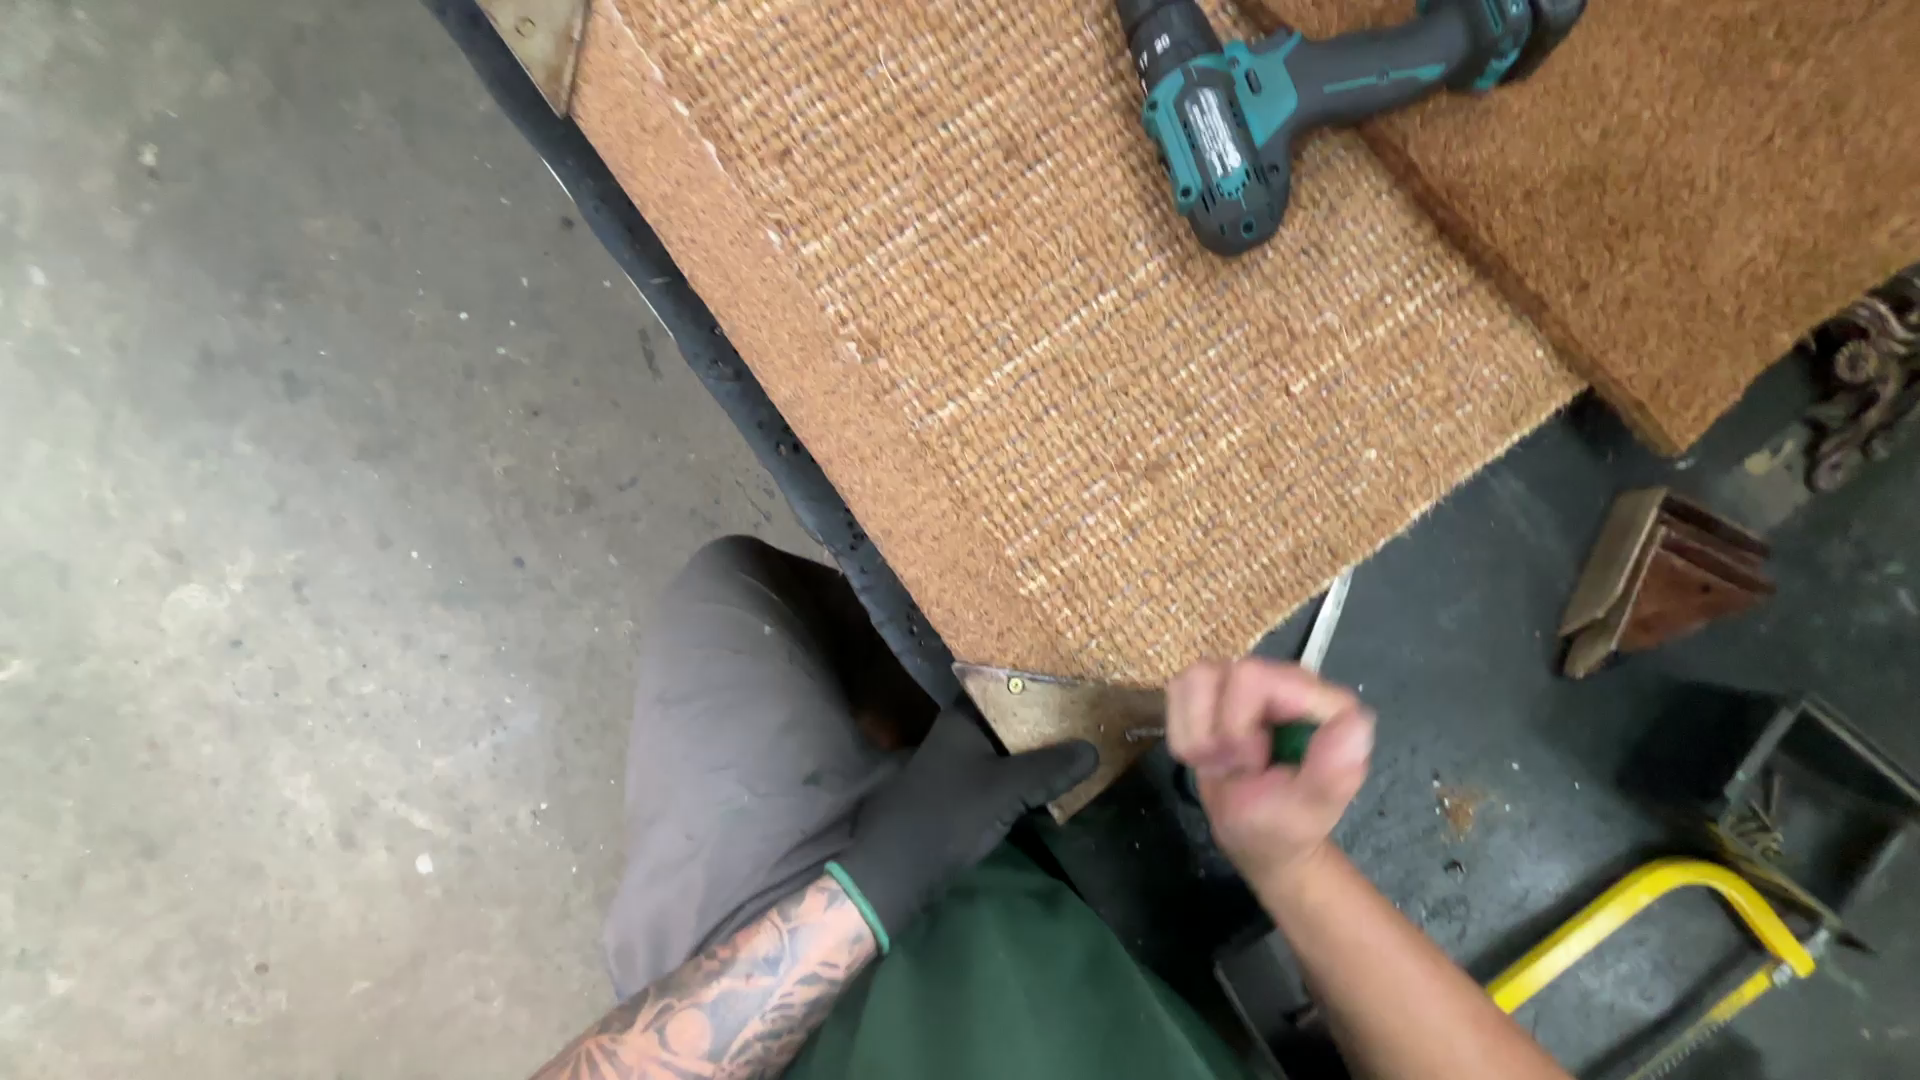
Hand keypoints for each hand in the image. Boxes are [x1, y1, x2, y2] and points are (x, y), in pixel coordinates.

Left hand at [830, 707, 1096, 948]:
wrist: (900, 867)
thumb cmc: (949, 812)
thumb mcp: (1005, 788)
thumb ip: (1049, 768)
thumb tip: (1094, 749)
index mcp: (964, 717)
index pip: (1004, 685)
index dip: (1038, 682)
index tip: (1075, 682)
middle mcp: (962, 732)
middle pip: (1011, 717)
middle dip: (1046, 720)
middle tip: (1089, 715)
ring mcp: (964, 763)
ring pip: (1010, 748)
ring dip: (1040, 751)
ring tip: (1083, 745)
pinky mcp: (967, 792)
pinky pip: (1006, 774)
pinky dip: (1029, 776)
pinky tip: (1058, 782)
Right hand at [1166, 658, 1373, 885]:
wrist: (1254, 834)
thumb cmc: (1285, 824)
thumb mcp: (1309, 806)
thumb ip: (1333, 768)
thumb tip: (1354, 719)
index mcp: (1321, 701)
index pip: (1255, 677)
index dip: (1237, 724)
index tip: (1252, 765)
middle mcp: (1286, 679)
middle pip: (1223, 675)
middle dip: (1218, 732)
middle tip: (1235, 768)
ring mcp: (1247, 679)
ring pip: (1194, 678)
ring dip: (1197, 732)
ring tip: (1220, 762)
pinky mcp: (1213, 688)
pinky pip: (1177, 688)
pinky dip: (1182, 731)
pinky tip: (1206, 754)